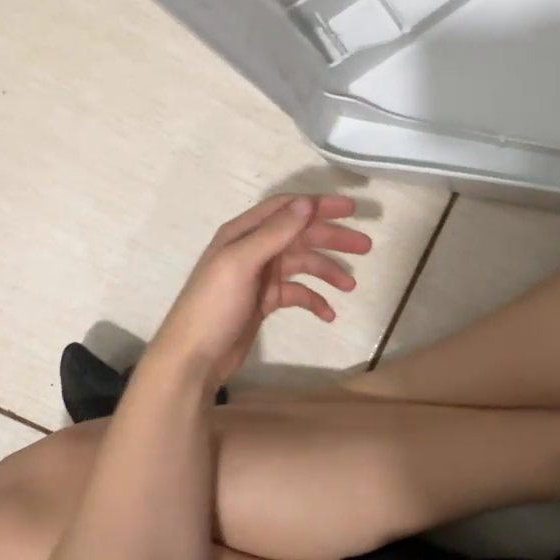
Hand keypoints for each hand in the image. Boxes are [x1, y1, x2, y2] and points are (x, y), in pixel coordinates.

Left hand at [150, 194, 371, 380]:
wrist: (194, 356)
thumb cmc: (213, 306)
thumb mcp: (242, 264)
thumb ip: (274, 232)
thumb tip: (307, 203)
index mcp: (243, 234)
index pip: (287, 209)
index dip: (319, 206)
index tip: (352, 209)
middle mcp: (252, 250)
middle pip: (299, 236)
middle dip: (332, 239)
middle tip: (366, 246)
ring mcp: (259, 277)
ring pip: (302, 265)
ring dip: (327, 272)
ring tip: (351, 287)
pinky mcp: (265, 301)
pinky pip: (297, 294)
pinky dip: (315, 301)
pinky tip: (329, 315)